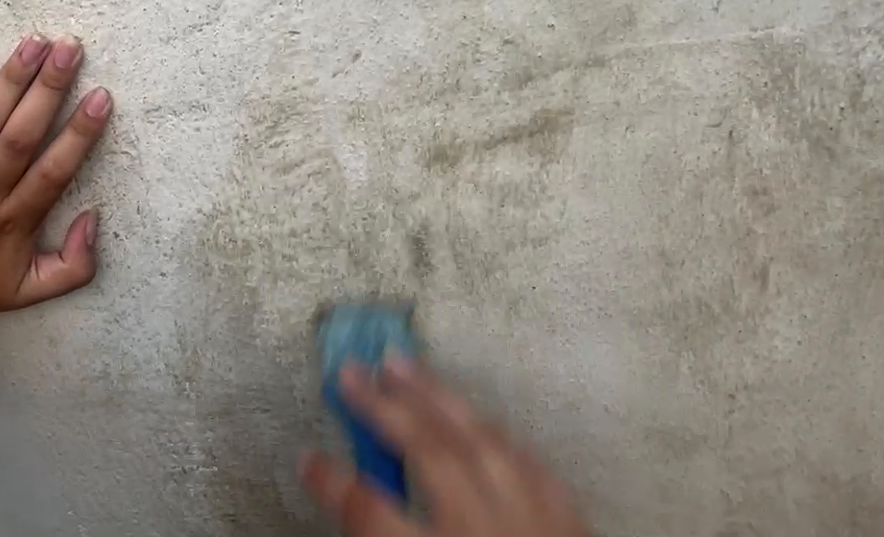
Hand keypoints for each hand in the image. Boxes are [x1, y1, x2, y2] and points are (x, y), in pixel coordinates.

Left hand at [0, 32, 113, 329]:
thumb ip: (74, 265)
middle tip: (70, 48)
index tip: (101, 96)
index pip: (54, 171)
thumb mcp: (28, 292)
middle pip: (21, 136)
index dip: (80, 133)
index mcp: (15, 221)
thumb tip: (94, 217)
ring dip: (8, 79)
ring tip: (33, 42)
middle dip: (48, 89)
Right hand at [302, 356, 585, 536]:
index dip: (332, 481)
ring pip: (483, 442)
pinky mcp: (576, 534)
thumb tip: (362, 510)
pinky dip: (497, 435)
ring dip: (436, 396)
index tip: (307, 459)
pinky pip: (533, 468)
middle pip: (428, 454)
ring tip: (403, 364)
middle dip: (383, 407)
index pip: (370, 514)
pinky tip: (476, 416)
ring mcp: (538, 532)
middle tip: (349, 371)